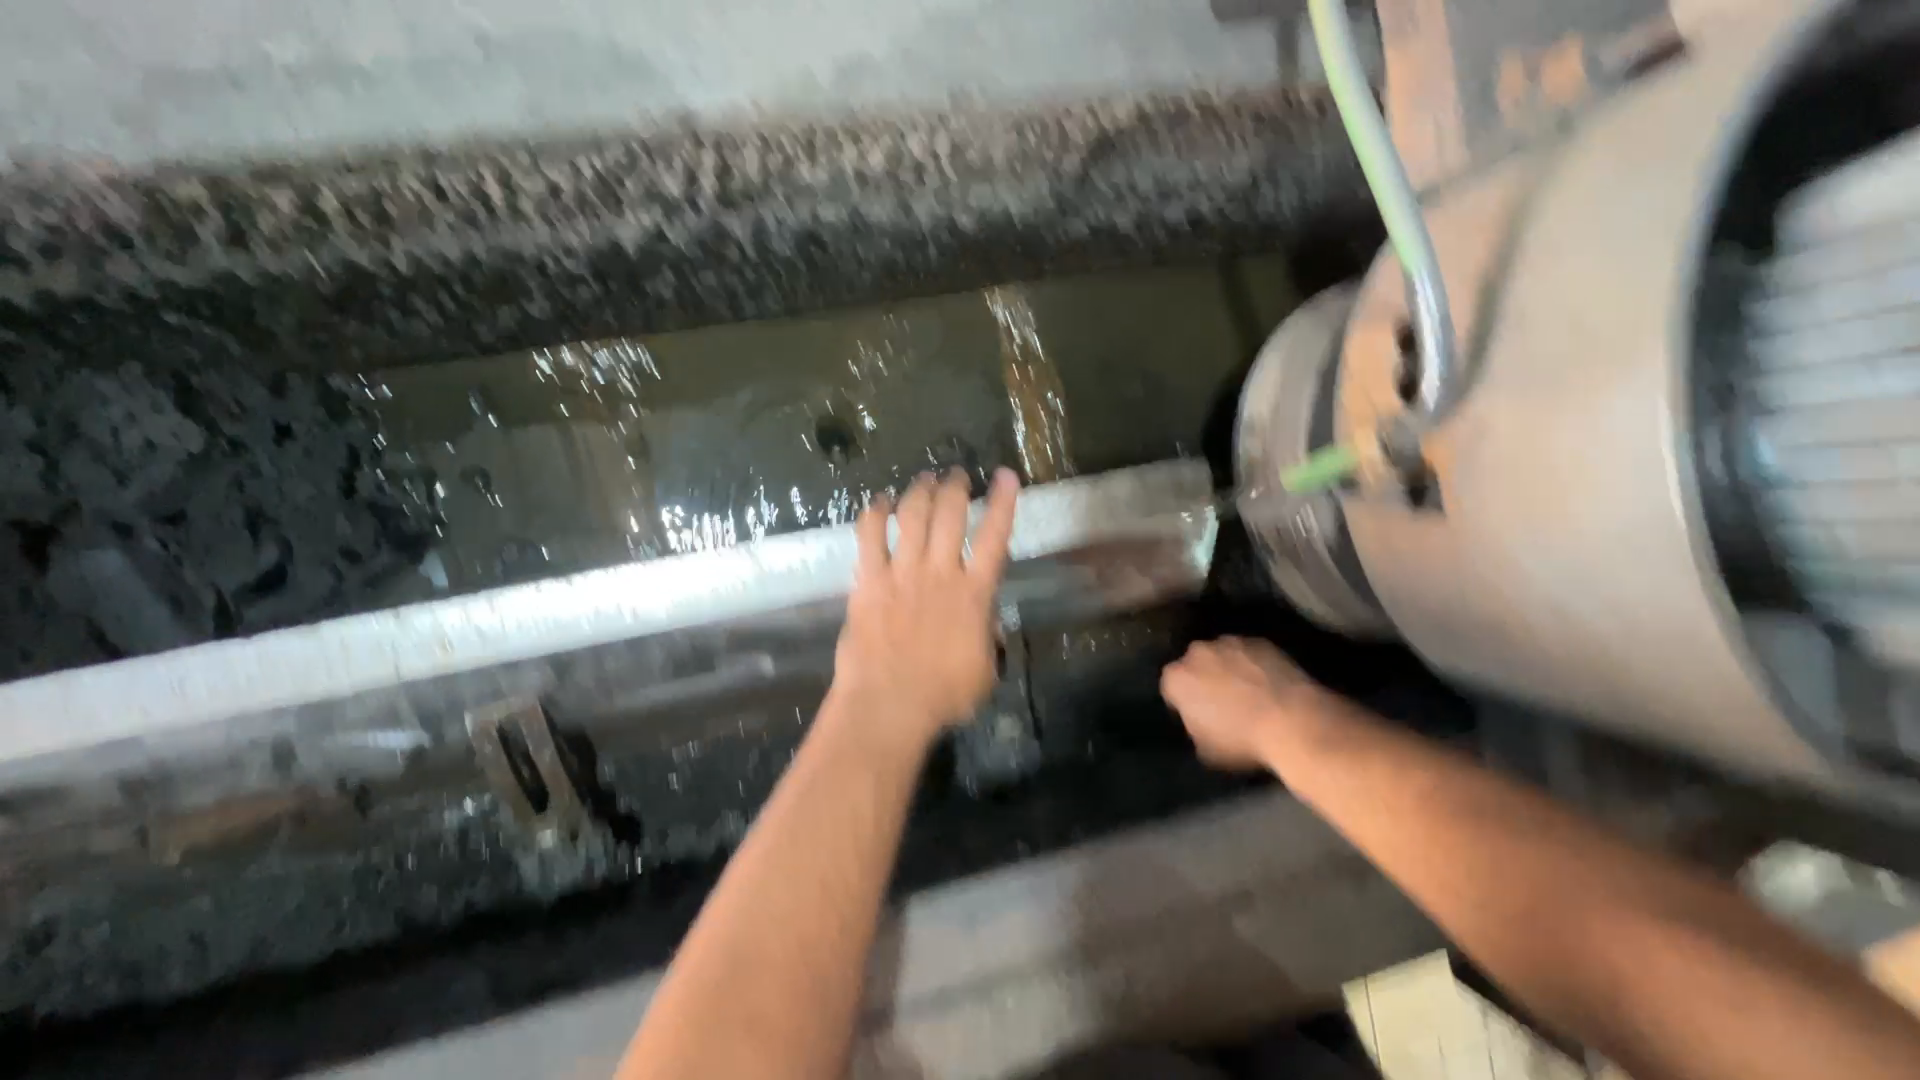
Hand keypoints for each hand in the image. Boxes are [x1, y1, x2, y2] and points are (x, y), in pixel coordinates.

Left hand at [831, 468, 1020, 746]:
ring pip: (913, 516)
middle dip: (956, 486)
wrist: (889, 703)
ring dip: (920, 491)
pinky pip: (870, 535)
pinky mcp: (868, 581)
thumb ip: (987, 637)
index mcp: (975, 593)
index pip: (996, 537)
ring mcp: (902, 573)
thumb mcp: (985, 670)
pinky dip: (875, 512)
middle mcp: (940, 572)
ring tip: (924, 478)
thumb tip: (986, 620)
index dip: (1004, 502)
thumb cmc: (943, 696)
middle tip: (956, 474)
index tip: (1006, 475)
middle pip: (951, 514)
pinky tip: (879, 501)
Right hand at [1160, 637, 1328, 769]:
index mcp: (1177, 678)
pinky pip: (1250, 653)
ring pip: (1222, 655)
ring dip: (1228, 668)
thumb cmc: (1242, 740)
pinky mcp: (1260, 640)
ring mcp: (1230, 642)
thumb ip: (1193, 727)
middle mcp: (1197, 652)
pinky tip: (1268, 684)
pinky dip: (1254, 664)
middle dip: (1204, 679)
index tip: (1196, 715)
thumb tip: (1200, 722)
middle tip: (1221, 702)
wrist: (1292, 721)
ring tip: (1248, 692)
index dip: (1183, 703)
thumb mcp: (1205, 748)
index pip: (1170, 688)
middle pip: (1194, 664)